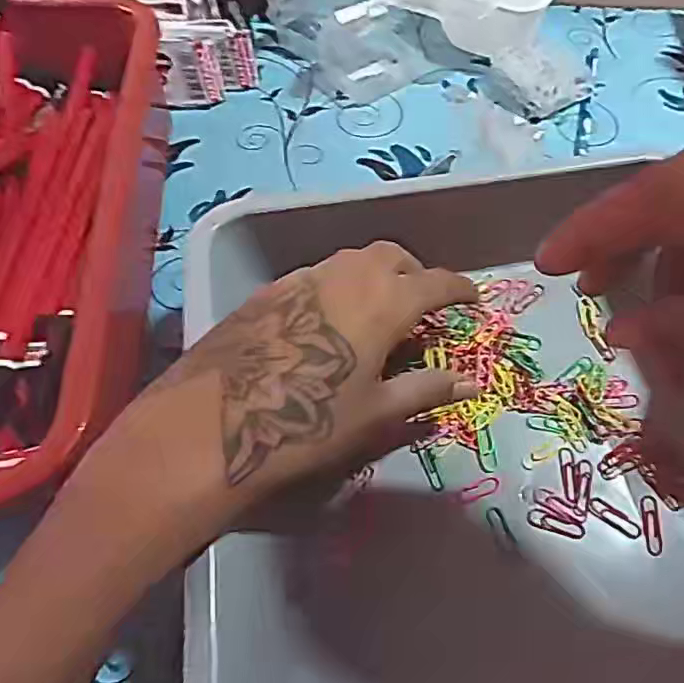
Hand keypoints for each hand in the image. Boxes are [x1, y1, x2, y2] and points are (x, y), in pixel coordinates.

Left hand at [131, 242, 477, 496]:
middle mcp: (347, 275)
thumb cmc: (309, 423)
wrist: (211, 426)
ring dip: (378, 276)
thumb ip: (427, 390)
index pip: (437, 281)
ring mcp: (303, 278)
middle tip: (423, 307)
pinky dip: (341, 286)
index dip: (460, 289)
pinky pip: (319, 275)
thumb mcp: (377, 413)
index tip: (472, 300)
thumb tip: (470, 383)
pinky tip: (329, 323)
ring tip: (379, 314)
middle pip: (394, 257)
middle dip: (417, 274)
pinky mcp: (268, 291)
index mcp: (384, 300)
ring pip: (353, 260)